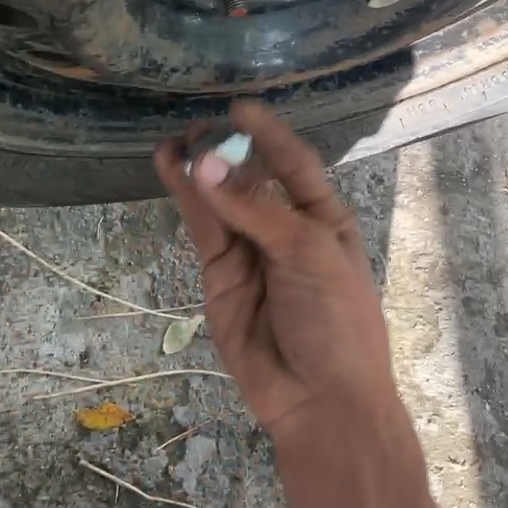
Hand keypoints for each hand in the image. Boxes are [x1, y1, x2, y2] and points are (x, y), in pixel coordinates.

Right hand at [154, 101, 401, 443]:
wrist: (319, 400)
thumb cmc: (335, 319)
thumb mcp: (307, 254)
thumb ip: (255, 210)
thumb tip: (207, 165)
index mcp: (323, 219)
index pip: (295, 165)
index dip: (269, 136)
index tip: (240, 108)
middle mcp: (285, 228)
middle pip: (252, 179)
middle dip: (227, 151)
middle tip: (198, 126)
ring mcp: (250, 252)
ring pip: (220, 201)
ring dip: (199, 171)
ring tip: (175, 141)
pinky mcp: (220, 275)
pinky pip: (203, 229)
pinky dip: (187, 199)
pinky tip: (172, 169)